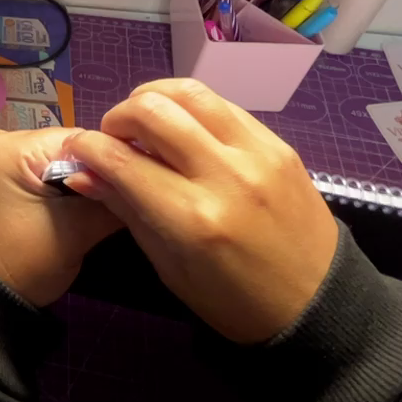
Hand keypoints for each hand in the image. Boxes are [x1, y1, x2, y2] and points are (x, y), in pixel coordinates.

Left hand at [0, 127, 122, 305]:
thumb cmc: (27, 262)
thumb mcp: (76, 232)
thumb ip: (109, 201)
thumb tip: (143, 182)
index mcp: (12, 147)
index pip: (77, 139)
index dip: (110, 160)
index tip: (138, 180)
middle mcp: (4, 138)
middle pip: (69, 144)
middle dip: (96, 169)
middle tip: (126, 192)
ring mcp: (4, 152)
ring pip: (61, 155)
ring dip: (84, 176)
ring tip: (110, 198)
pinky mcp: (8, 169)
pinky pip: (47, 165)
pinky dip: (67, 181)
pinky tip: (86, 199)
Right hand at [64, 79, 337, 343]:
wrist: (323, 310)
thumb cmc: (234, 301)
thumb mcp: (168, 265)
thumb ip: (123, 207)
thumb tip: (79, 170)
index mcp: (193, 219)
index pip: (120, 159)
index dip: (86, 148)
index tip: (77, 151)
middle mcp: (224, 176)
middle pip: (150, 110)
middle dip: (117, 117)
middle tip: (115, 138)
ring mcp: (256, 153)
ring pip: (186, 91)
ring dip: (151, 98)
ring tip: (144, 122)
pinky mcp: (277, 143)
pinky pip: (220, 103)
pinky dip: (188, 107)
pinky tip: (182, 127)